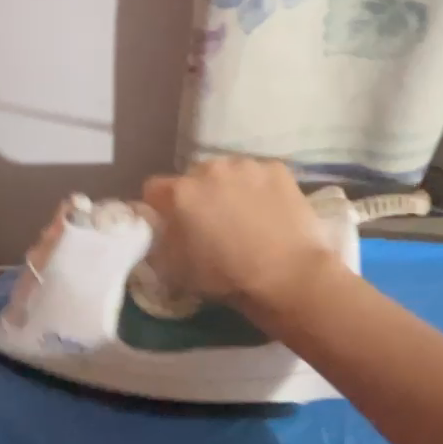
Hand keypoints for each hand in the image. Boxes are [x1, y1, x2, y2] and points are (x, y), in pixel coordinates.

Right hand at [141, 157, 337, 307]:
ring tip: (244, 218)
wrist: (288, 275)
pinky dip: (259, 190)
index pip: (153, 189)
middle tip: (211, 224)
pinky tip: (269, 213)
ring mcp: (246, 166)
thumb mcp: (176, 270)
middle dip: (197, 197)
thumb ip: (159, 243)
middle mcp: (209, 169)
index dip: (159, 208)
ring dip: (228, 190)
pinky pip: (258, 175)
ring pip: (227, 173)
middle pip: (192, 178)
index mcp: (180, 193)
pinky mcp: (278, 169)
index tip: (170, 225)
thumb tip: (159, 231)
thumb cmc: (226, 277)